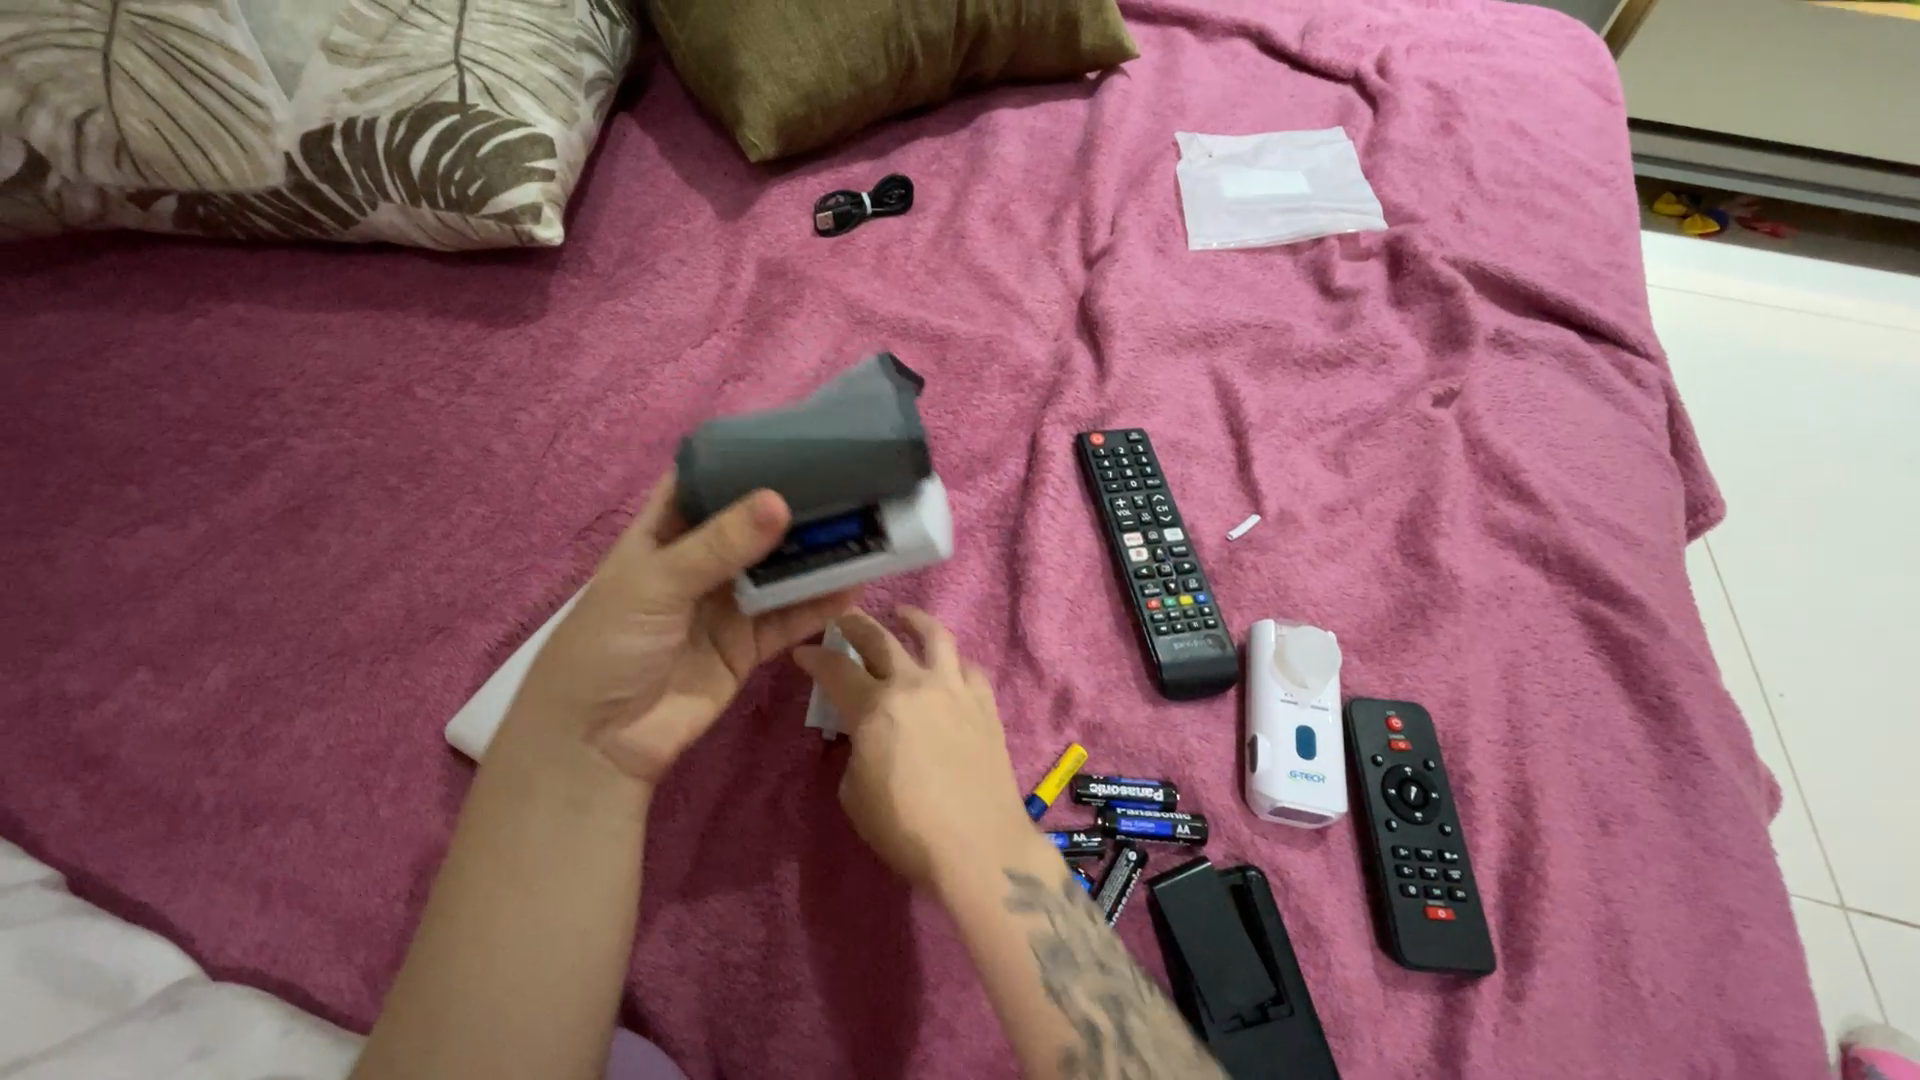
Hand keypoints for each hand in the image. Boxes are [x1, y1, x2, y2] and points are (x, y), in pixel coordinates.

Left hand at [509, 472, 855, 785]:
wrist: (598, 742)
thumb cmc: (608, 646)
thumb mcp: (656, 583)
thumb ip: (720, 545)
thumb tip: (781, 501)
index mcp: (662, 533)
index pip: (705, 483)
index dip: (743, 460)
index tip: (795, 439)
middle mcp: (698, 563)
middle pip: (753, 526)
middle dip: (795, 508)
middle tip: (848, 484)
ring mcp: (725, 606)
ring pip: (779, 573)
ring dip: (815, 556)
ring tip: (862, 529)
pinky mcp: (747, 646)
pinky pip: (789, 619)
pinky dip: (819, 606)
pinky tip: (852, 587)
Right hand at [793, 608, 1034, 889]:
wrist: (979, 847)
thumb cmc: (907, 829)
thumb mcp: (855, 793)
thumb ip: (855, 750)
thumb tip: (865, 735)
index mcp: (875, 707)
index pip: (835, 669)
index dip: (814, 658)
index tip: (802, 653)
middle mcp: (914, 685)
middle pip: (880, 640)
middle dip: (855, 625)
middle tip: (843, 621)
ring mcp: (955, 690)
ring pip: (934, 637)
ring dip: (913, 620)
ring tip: (902, 614)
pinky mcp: (985, 704)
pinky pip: (969, 667)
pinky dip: (953, 659)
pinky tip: (947, 662)